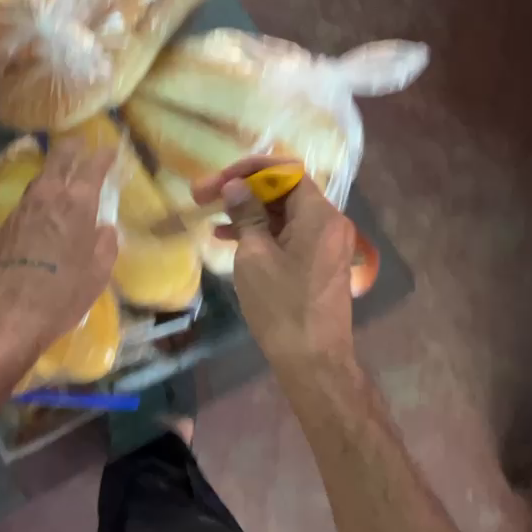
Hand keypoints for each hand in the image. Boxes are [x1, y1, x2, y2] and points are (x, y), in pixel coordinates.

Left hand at [0, 138, 118, 362]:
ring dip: (53, 172)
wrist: (12, 310)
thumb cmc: (64, 292)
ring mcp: (22, 208)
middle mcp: (48, 196)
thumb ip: (105, 244)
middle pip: (59, 158)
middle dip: (72, 148)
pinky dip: (38, 198)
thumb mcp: (98, 272)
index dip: (102, 155)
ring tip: (62, 174)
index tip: (110, 149)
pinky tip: (42, 209)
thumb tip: (104, 229)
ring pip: (40, 179)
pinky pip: (27, 202)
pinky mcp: (6, 224)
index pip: (92, 167)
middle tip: (81, 143)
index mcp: (77, 203)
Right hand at [194, 155, 356, 370]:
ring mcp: (326, 243)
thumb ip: (246, 214)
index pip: (285, 171)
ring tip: (209, 214)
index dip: (248, 170)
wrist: (313, 361)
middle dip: (243, 188)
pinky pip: (288, 233)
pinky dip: (260, 230)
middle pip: (283, 189)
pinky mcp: (318, 262)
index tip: (217, 181)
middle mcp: (329, 222)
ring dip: (247, 209)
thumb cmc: (282, 306)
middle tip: (202, 195)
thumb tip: (235, 186)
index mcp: (319, 215)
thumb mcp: (255, 255)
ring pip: (283, 212)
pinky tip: (227, 237)